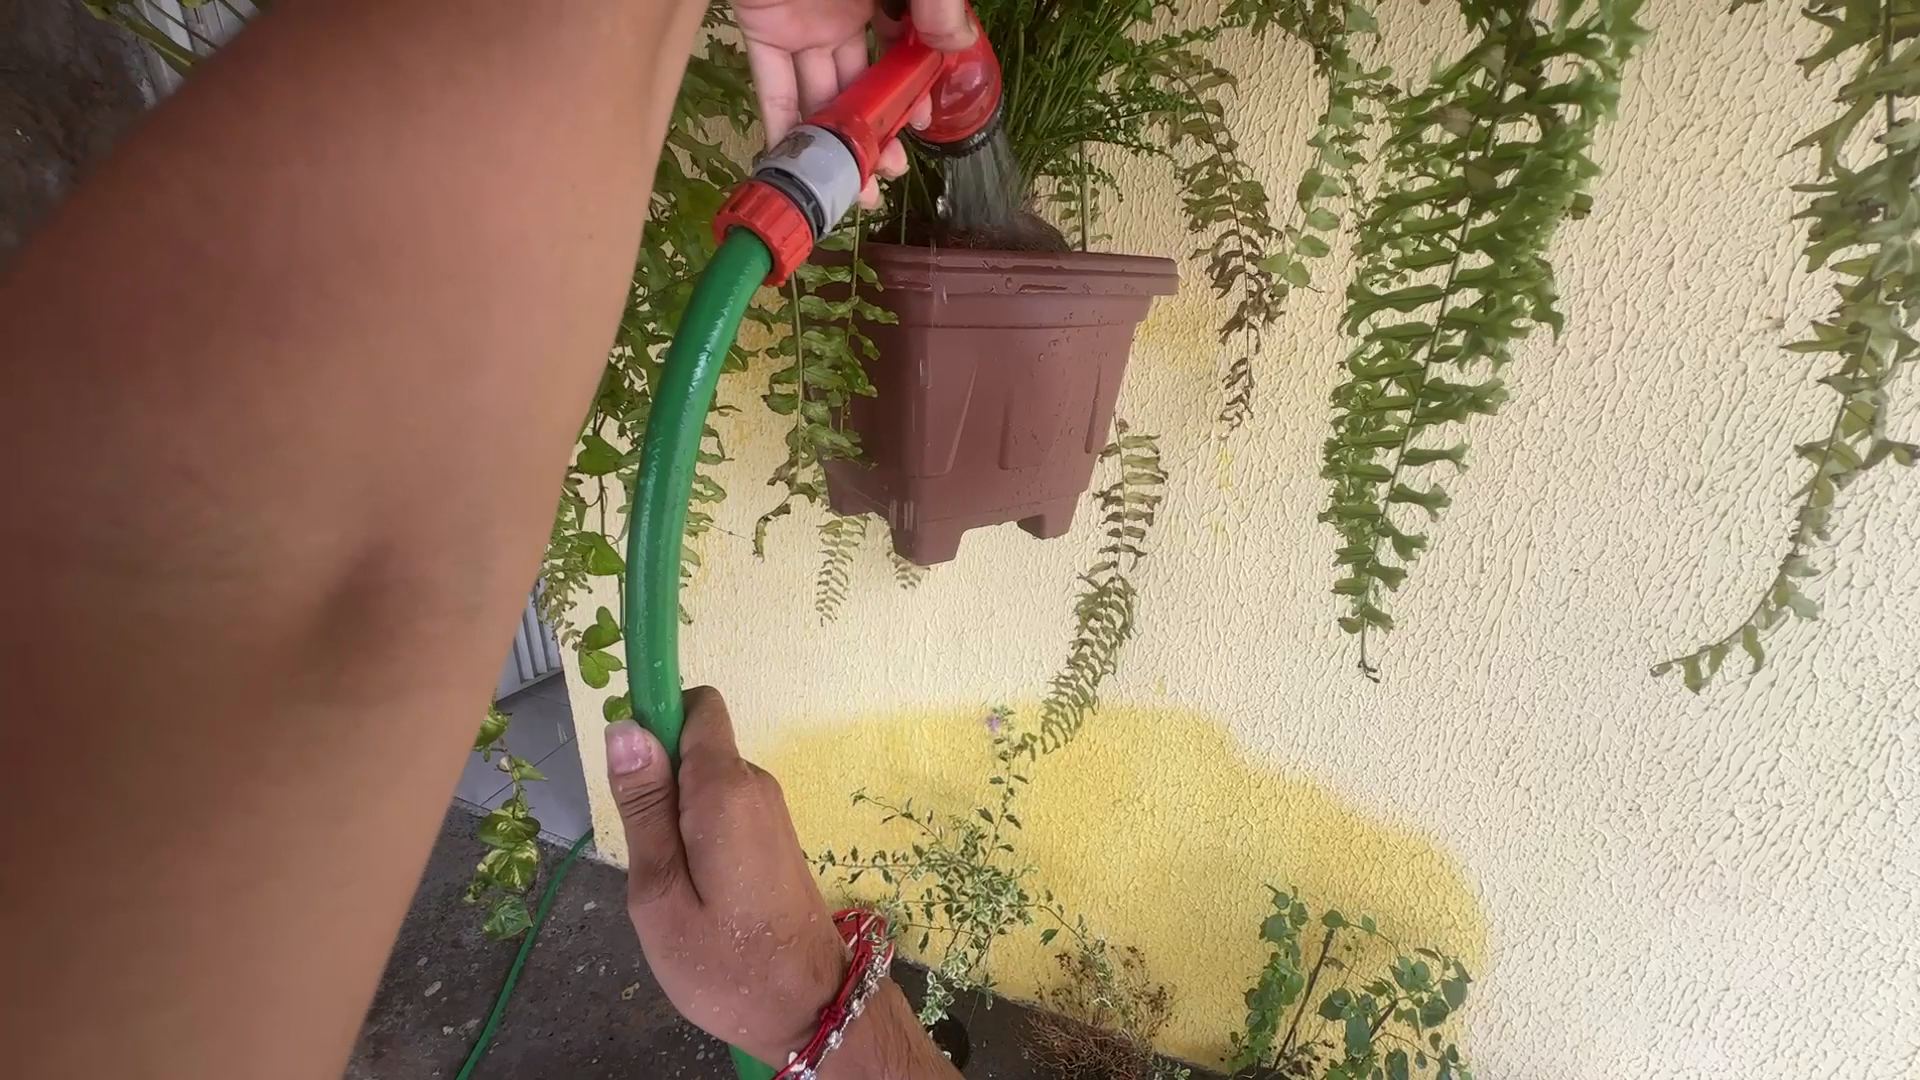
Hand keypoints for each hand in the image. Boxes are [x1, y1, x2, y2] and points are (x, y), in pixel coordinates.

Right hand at [606, 688, 845, 1064]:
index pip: (699, 705)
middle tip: (649, 856)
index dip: (659, 717)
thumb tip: (626, 725)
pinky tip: (698, 888)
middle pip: (697, 745)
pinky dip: (699, 832)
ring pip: (706, 781)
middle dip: (660, 783)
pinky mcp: (773, 831)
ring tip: (674, 883)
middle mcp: (755, 782)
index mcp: (726, 786)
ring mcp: (769, 806)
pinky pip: (723, 807)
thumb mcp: (659, 888)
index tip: (630, 773)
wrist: (805, 1000)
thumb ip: (644, 804)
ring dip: (677, 816)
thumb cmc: (722, 957)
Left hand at [733, 0, 978, 205]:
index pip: (903, 50)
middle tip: (889, 172)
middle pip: (863, 84)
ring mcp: (801, 20)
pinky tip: (803, 168)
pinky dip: (785, 128)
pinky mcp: (762, 27)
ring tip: (856, 188)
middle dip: (877, 133)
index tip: (921, 124)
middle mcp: (843, 9)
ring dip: (838, 145)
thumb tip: (958, 45)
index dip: (912, 92)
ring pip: (822, 95)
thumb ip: (936, 2)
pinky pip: (773, 86)